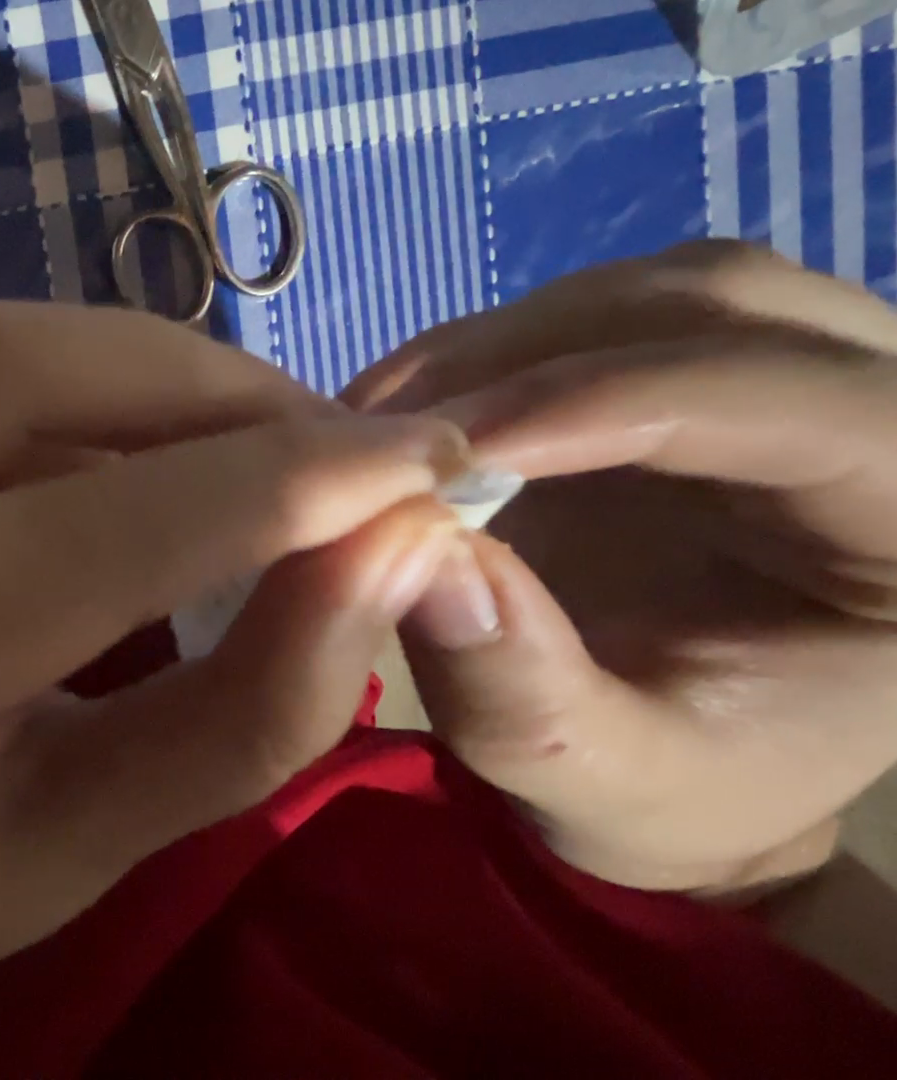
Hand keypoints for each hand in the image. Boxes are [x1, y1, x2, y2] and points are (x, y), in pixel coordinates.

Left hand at [0, 301, 469, 981]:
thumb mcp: (88, 844)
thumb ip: (245, 712)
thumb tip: (391, 547)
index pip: (61, 547)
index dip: (254, 488)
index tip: (417, 466)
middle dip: (198, 384)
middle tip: (333, 438)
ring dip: (141, 363)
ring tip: (252, 431)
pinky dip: (77, 372)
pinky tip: (142, 430)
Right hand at [348, 240, 896, 894]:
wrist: (669, 782)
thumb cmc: (661, 796)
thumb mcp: (585, 775)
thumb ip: (515, 684)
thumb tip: (411, 549)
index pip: (803, 406)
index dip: (617, 403)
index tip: (444, 453)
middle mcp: (885, 430)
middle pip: (723, 307)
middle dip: (535, 352)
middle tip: (388, 425)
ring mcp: (777, 395)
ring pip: (648, 294)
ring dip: (497, 344)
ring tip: (376, 417)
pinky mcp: (681, 392)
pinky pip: (584, 324)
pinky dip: (477, 357)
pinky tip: (397, 412)